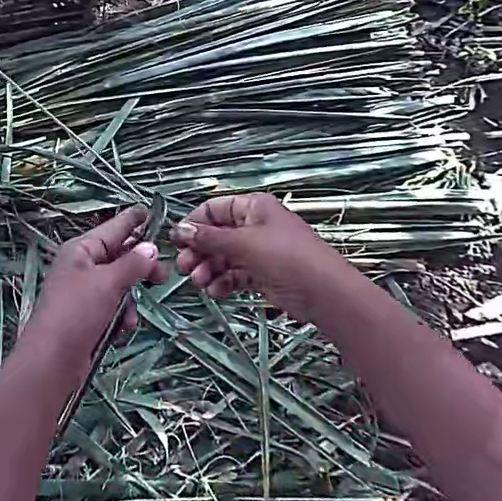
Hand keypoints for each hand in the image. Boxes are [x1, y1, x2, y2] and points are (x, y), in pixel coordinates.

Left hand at [27, 206, 163, 352]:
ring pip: (119, 284)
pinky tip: (122, 328)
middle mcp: (81, 266)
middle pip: (119, 256)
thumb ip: (133, 264)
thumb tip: (150, 247)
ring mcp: (83, 291)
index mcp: (81, 249)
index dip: (133, 220)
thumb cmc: (76, 313)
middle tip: (162, 275)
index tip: (152, 212)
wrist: (51, 362)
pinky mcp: (86, 315)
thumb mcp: (108, 283)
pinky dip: (120, 315)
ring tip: (132, 315)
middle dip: (140, 266)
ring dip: (130, 298)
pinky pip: (112, 306)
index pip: (113, 227)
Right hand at [170, 193, 353, 321]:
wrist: (325, 293)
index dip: (194, 223)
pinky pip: (234, 274)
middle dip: (198, 250)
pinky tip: (216, 291)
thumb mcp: (245, 244)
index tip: (176, 241)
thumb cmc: (288, 258)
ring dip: (208, 268)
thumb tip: (180, 230)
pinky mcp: (262, 274)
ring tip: (200, 282)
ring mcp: (258, 251)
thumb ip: (209, 238)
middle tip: (183, 266)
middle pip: (216, 234)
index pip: (214, 208)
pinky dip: (223, 281)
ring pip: (223, 256)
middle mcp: (254, 226)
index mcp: (253, 207)